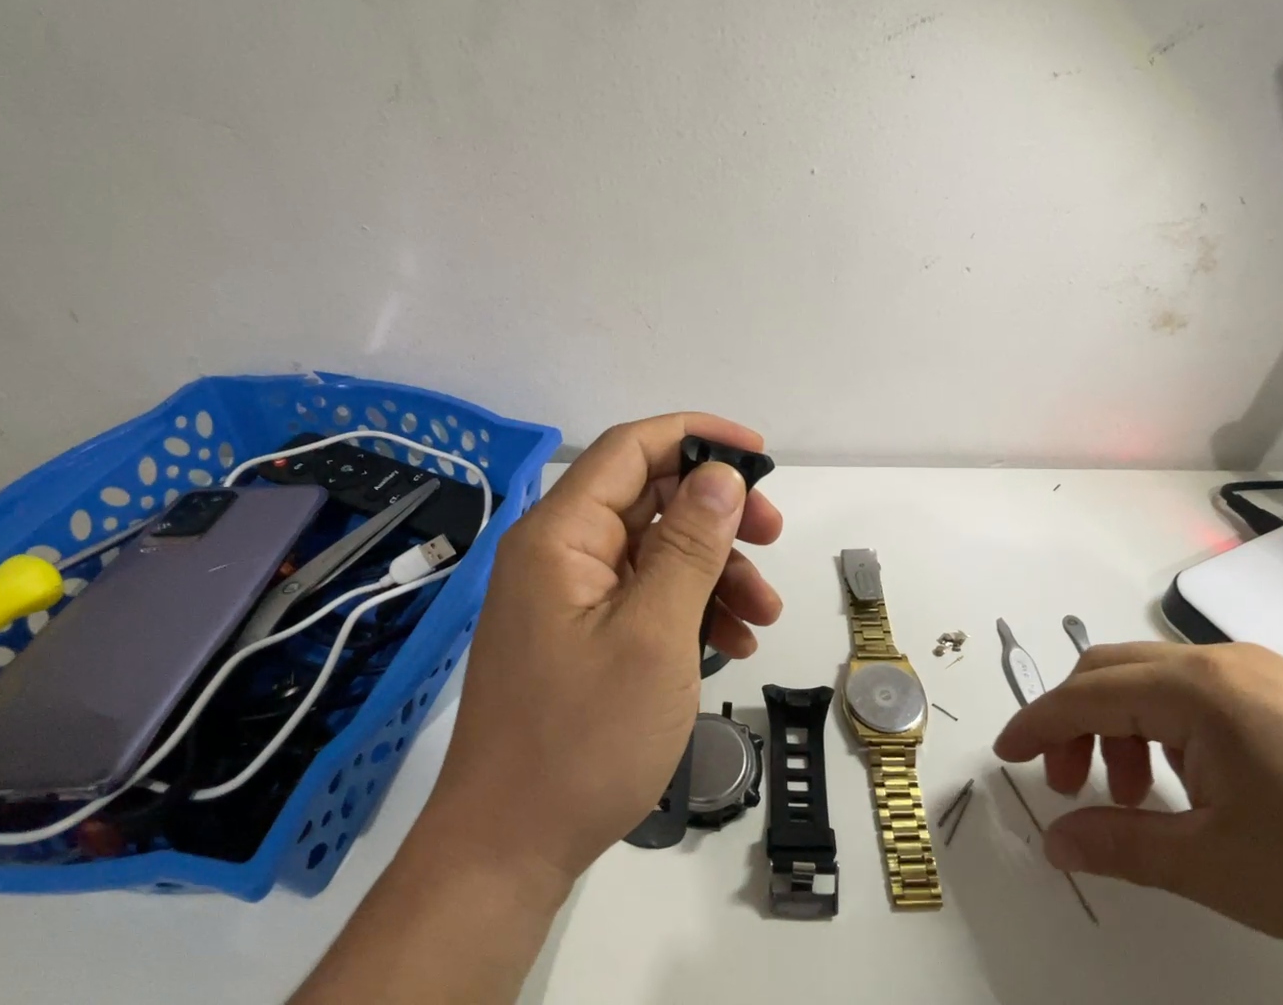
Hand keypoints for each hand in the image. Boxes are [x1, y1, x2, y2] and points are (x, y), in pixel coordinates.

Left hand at [427, 413, 782, 882]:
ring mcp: (566, 600)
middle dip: (717, 516)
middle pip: (648, 500)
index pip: (630, 449)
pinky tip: (731, 645)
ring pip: (654, 554)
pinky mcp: (578, 639)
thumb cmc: (583, 739)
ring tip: (763, 617)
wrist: (510, 846)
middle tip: (773, 538)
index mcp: (560, 536)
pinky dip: (689, 612)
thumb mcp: (654, 635)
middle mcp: (557, 555)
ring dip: (714, 573)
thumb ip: (689, 546)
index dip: (697, 437)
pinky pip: (642, 601)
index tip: (759, 456)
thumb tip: (719, 473)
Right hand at [994, 642, 1282, 1001]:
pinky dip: (1174, 734)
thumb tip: (1057, 840)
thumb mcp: (1218, 868)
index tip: (1004, 755)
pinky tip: (1200, 792)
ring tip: (1139, 802)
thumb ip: (1121, 845)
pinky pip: (1211, 700)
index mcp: (1198, 690)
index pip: (1084, 693)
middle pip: (1115, 672)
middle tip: (1068, 785)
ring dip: (1126, 731)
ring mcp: (1276, 679)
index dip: (1034, 724)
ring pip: (1163, 684)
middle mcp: (1230, 665)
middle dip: (1075, 724)